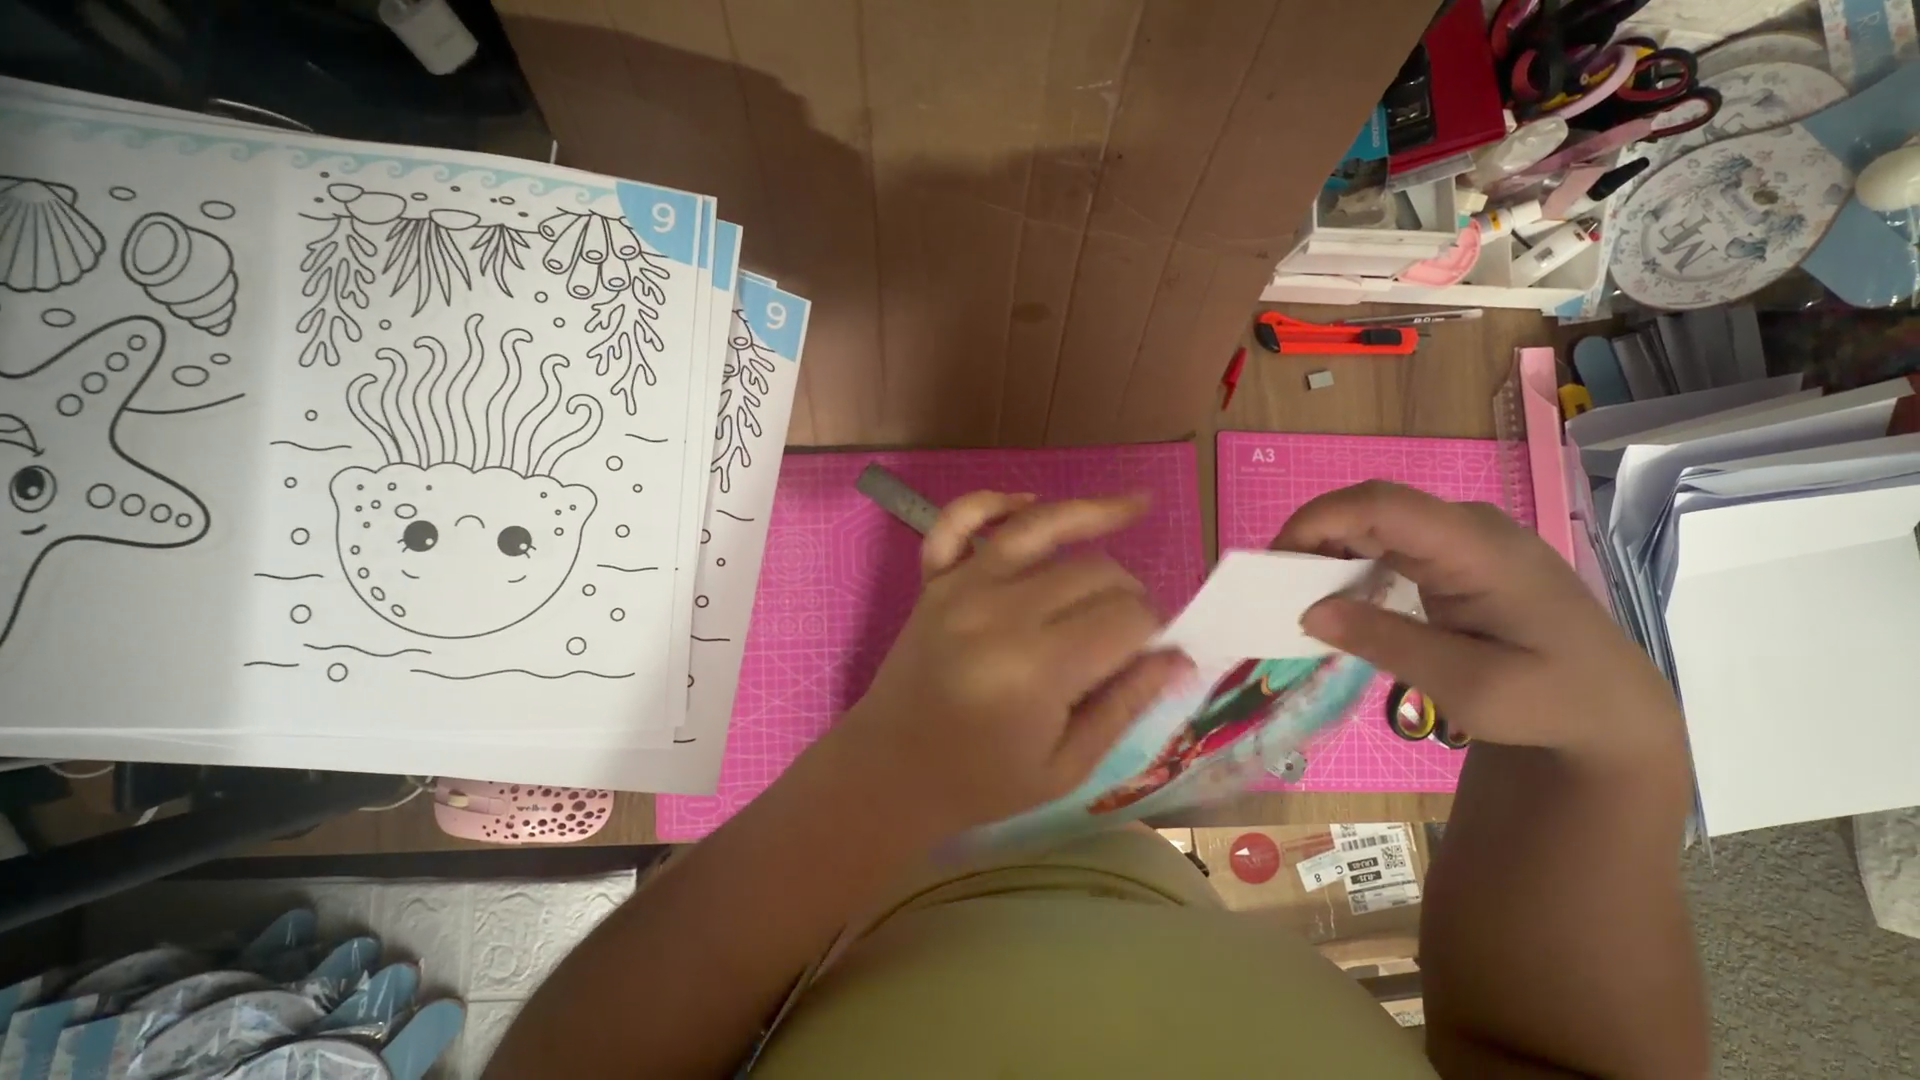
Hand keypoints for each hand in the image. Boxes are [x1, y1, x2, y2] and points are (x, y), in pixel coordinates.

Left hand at [829, 491, 1193, 832]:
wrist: (890, 771)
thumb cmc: (981, 781)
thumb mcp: (1066, 767)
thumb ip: (1124, 706)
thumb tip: (1180, 656)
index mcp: (1038, 667)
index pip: (1127, 618)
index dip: (1155, 630)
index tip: (1155, 653)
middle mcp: (1001, 611)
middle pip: (1094, 571)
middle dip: (1130, 592)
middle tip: (1133, 626)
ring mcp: (962, 587)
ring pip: (1041, 529)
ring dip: (1091, 515)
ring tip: (1136, 505)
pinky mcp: (934, 580)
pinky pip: (960, 520)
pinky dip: (995, 502)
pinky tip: (1030, 502)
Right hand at [1274, 481, 1682, 766]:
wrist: (1612, 712)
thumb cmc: (1550, 702)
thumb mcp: (1469, 688)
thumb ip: (1388, 644)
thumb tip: (1309, 612)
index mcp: (1480, 551)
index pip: (1384, 506)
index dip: (1319, 519)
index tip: (1273, 560)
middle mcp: (1471, 529)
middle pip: (1374, 508)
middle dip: (1314, 537)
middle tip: (1275, 587)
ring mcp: (1467, 540)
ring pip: (1378, 522)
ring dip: (1331, 551)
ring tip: (1300, 595)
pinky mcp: (1460, 557)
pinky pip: (1393, 542)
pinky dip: (1354, 562)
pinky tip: (1341, 597)